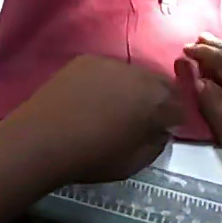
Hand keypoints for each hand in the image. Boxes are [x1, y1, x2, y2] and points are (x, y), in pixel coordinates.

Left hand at [0, 55, 182, 184]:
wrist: (41, 138)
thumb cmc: (91, 157)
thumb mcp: (134, 162)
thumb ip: (156, 143)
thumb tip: (160, 130)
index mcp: (156, 101)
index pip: (180, 106)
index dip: (174, 119)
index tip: (164, 129)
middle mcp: (138, 75)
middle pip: (160, 83)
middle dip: (158, 99)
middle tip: (143, 118)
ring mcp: (110, 63)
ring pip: (133, 73)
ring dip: (132, 87)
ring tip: (117, 106)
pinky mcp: (86, 60)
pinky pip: (107, 69)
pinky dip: (108, 80)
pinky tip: (94, 96)